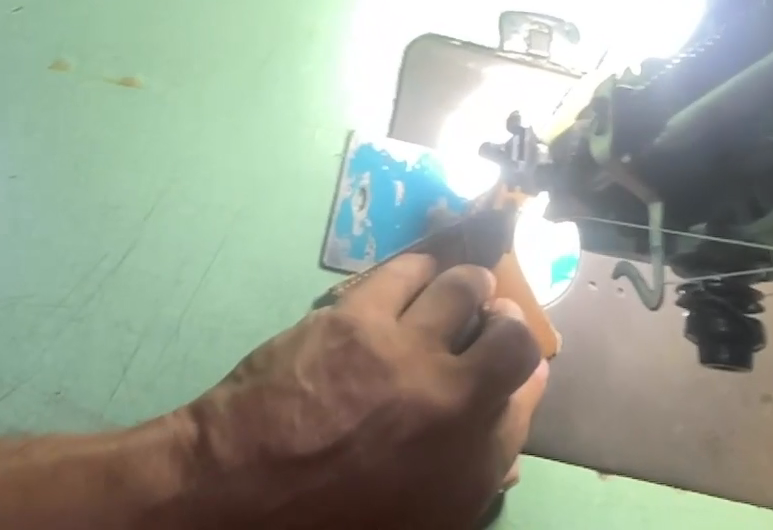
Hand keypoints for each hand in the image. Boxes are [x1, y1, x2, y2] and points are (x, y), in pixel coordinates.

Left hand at [178, 255, 548, 529]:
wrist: (244, 491)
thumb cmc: (334, 518)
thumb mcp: (420, 520)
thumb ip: (468, 479)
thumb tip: (501, 447)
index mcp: (471, 463)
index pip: (528, 396)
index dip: (525, 369)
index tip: (513, 356)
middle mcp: (454, 401)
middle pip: (512, 336)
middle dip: (507, 320)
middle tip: (492, 314)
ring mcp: (407, 350)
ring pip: (463, 288)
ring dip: (470, 284)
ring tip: (462, 285)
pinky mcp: (360, 315)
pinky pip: (406, 271)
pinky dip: (419, 269)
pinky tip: (417, 272)